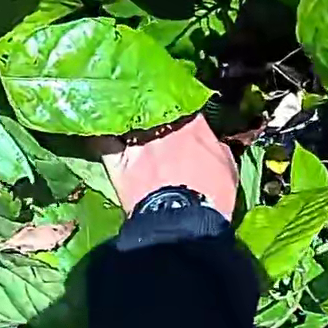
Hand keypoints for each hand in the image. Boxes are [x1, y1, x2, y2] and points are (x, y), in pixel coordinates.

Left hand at [95, 114, 237, 220]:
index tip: (183, 115)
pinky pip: (103, 140)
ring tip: (126, 116)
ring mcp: (137, 142)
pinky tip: (99, 130)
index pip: (187, 104)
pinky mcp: (117, 161)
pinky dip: (102, 135)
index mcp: (193, 124)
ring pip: (129, 118)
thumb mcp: (228, 168)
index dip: (184, 109)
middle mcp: (162, 126)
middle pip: (154, 106)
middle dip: (154, 108)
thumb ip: (217, 146)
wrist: (182, 223)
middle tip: (155, 117)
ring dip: (129, 118)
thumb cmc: (212, 197)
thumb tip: (212, 140)